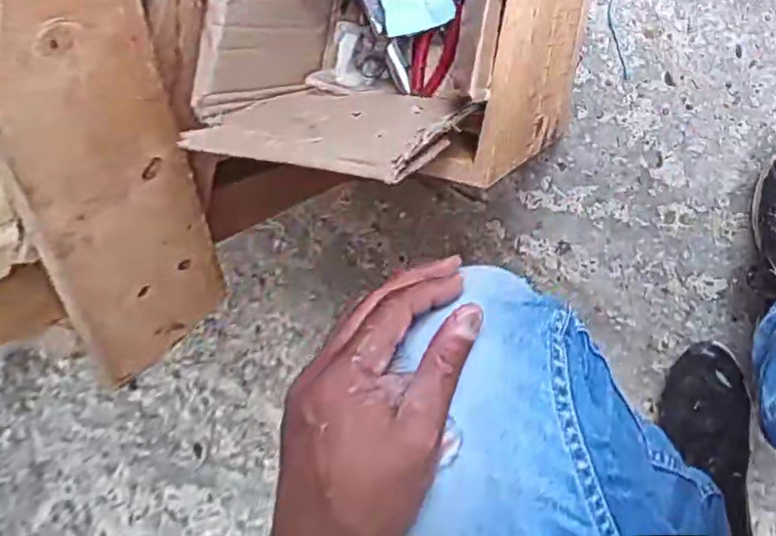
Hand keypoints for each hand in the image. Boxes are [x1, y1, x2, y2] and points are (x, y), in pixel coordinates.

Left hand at [270, 257, 481, 535]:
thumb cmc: (368, 506)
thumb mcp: (420, 431)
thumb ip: (444, 365)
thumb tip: (468, 316)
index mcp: (343, 374)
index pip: (392, 309)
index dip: (429, 288)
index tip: (458, 280)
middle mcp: (318, 372)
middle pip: (370, 305)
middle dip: (412, 281)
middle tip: (447, 270)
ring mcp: (308, 387)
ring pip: (354, 321)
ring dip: (392, 300)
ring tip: (426, 289)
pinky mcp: (307, 402)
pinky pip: (344, 344)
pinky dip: (374, 325)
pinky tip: (393, 328)